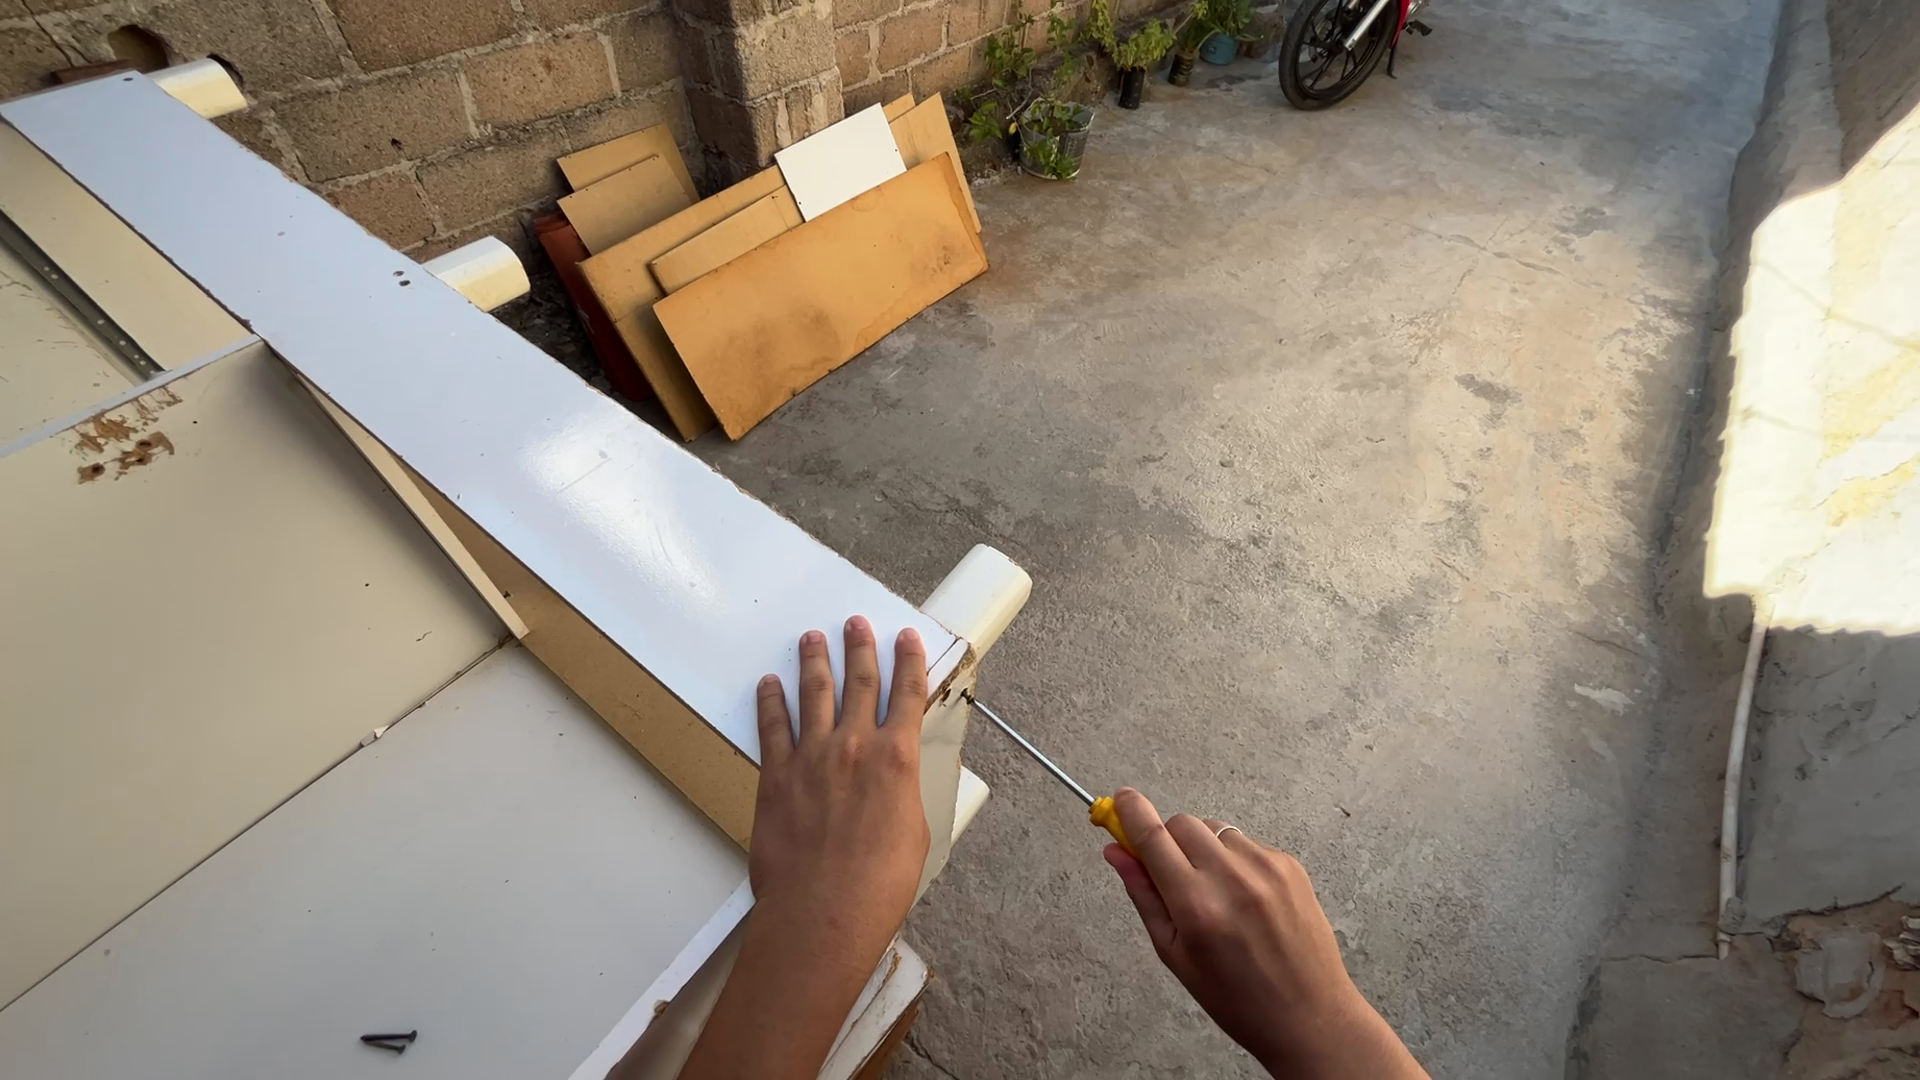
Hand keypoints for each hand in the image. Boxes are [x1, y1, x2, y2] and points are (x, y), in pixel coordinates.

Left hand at [672, 618, 931, 1079]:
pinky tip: (769, 683)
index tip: (905, 636)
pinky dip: (770, 702)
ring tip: (813, 637)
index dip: (908, 661)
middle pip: (860, 682)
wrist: (823, 914)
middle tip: (855, 622)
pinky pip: (773, 727)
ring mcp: (813, 756)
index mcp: (897, 758)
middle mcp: (856, 744)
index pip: (908, 694)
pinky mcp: (777, 774)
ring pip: (815, 693)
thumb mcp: (914, 832)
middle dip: (860, 647)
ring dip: (815, 662)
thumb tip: (893, 779)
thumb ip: (902, 791)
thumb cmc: (879, 884)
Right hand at [1105, 789, 1427, 1079]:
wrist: (1311, 1019)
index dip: (1131, 811)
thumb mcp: (1174, 953)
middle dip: (1169, 839)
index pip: (1153, 837)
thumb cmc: (1234, 997)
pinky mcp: (1289, 864)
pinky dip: (1235, 858)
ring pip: (1213, 829)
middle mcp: (1231, 878)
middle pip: (1181, 823)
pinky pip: (1244, 841)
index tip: (1121, 798)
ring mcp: (1265, 867)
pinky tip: (1247, 897)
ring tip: (1218, 891)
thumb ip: (1143, 894)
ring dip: (1204, 847)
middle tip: (1175, 874)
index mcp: (1196, 905)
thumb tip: (1115, 849)